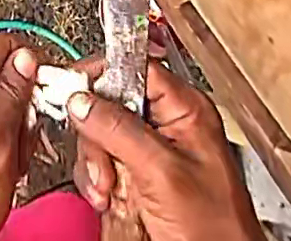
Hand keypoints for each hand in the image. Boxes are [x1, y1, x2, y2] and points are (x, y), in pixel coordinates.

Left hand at [0, 37, 39, 240]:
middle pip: (3, 74)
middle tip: (22, 138)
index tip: (51, 88)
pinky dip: (1, 144)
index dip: (33, 64)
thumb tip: (26, 57)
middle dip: (22, 106)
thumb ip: (13, 93)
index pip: (4, 44)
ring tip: (8, 160)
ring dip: (13, 130)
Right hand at [68, 58, 261, 240]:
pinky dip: (96, 179)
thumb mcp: (164, 174)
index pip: (132, 65)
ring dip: (95, 162)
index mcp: (184, 109)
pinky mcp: (137, 172)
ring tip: (109, 190)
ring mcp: (149, 148)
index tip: (73, 88)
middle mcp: (165, 122)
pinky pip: (100, 159)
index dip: (100, 73)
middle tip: (103, 166)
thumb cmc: (217, 235)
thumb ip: (119, 129)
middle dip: (96, 136)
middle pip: (107, 101)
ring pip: (98, 131)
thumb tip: (80, 99)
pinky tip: (108, 198)